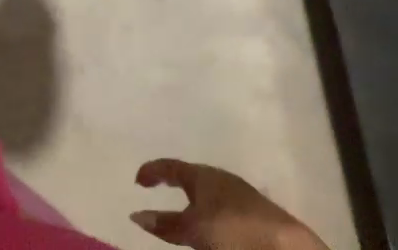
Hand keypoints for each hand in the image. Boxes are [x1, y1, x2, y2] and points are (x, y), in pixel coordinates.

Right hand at [131, 159, 327, 249]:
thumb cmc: (234, 232)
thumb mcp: (194, 231)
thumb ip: (166, 224)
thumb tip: (136, 215)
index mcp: (203, 175)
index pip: (170, 166)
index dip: (152, 171)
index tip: (139, 181)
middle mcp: (223, 180)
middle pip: (193, 179)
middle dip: (177, 186)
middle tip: (162, 195)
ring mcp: (245, 197)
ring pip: (213, 196)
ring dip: (198, 205)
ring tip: (189, 219)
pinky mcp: (262, 217)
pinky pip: (229, 210)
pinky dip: (215, 217)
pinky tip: (218, 231)